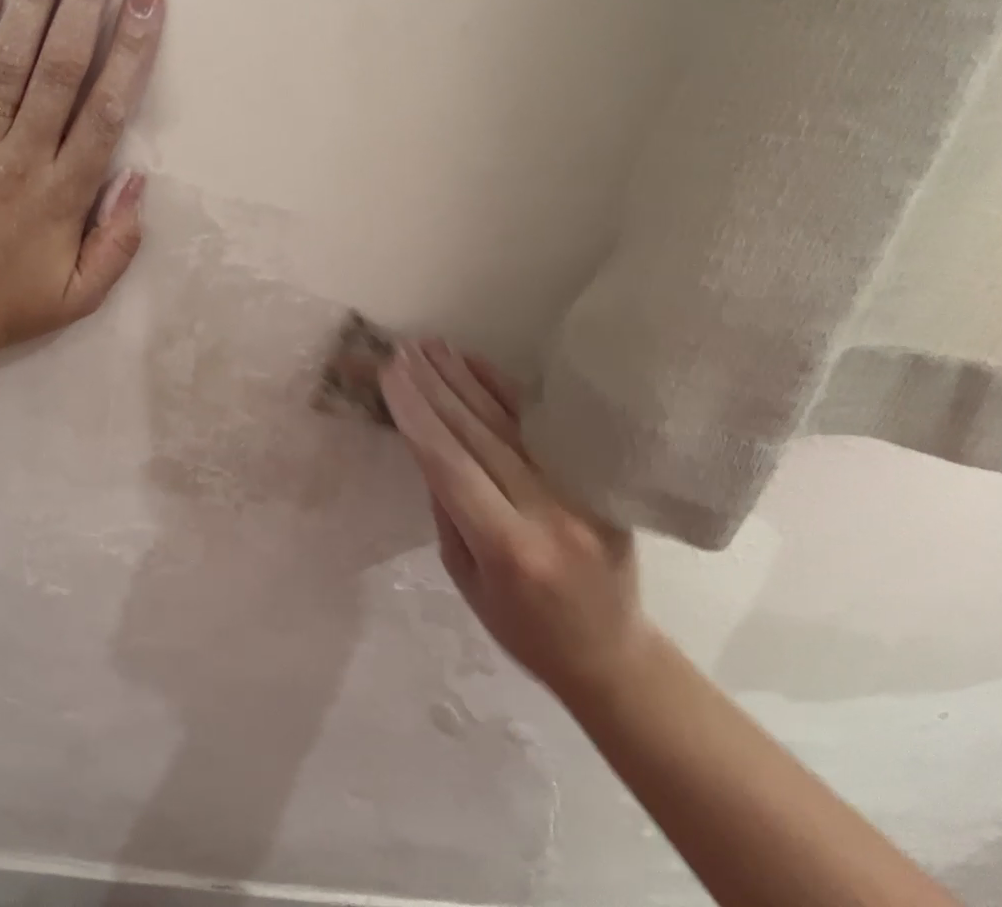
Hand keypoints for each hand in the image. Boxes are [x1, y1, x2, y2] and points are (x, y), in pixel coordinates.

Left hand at [0, 0, 164, 353]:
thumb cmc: (13, 306)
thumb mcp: (82, 296)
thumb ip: (118, 243)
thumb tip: (139, 180)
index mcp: (64, 196)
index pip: (104, 111)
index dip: (129, 52)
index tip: (148, 0)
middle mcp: (22, 159)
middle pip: (59, 67)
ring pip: (7, 60)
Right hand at [380, 338, 649, 702]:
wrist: (611, 653)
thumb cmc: (524, 632)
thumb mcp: (467, 583)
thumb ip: (449, 515)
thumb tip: (431, 452)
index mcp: (509, 548)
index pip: (452, 467)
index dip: (418, 417)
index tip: (390, 377)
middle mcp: (547, 511)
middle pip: (480, 436)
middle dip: (435, 389)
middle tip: (404, 351)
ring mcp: (579, 493)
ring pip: (511, 424)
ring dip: (467, 381)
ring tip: (433, 348)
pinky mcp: (599, 482)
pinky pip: (544, 431)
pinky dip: (510, 395)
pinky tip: (481, 367)